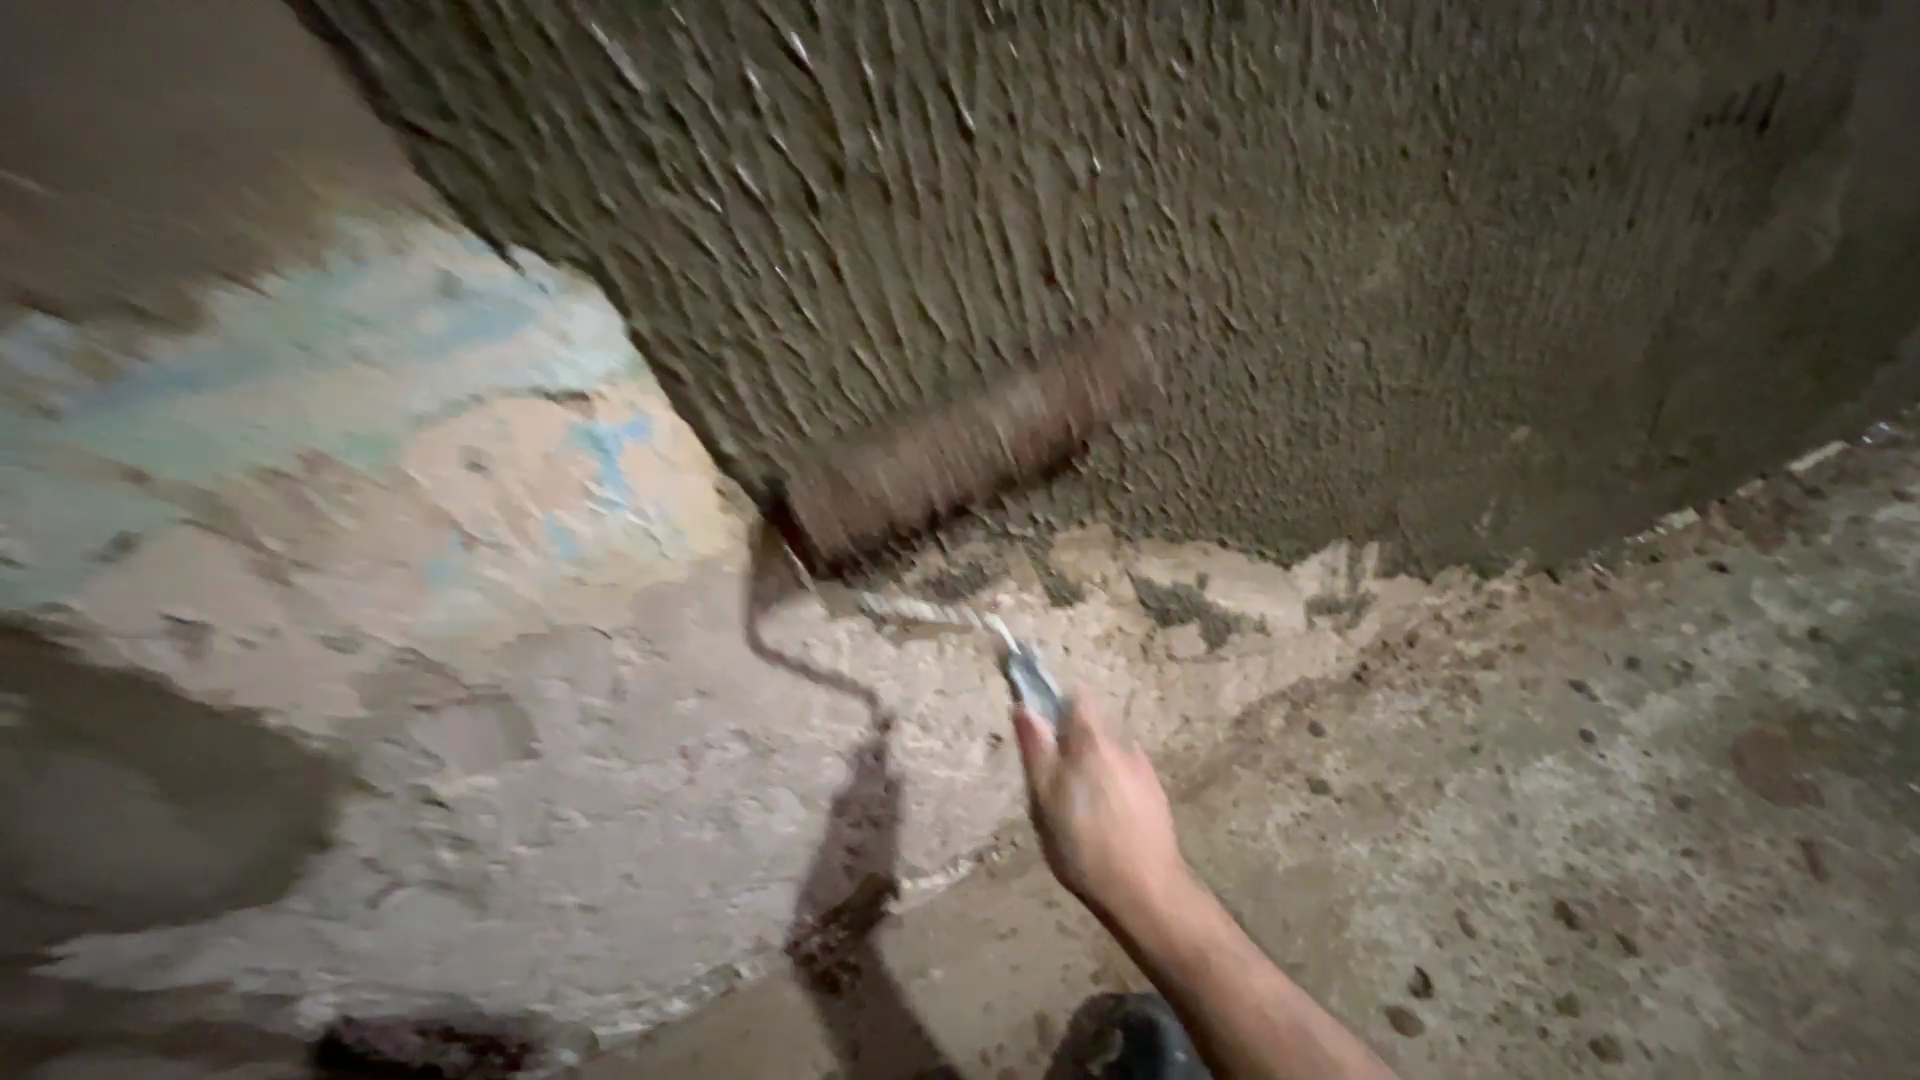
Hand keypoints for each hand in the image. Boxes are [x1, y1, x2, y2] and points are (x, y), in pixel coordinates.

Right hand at [1011, 697, 1189, 919]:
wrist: (1145, 890)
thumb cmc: (1083, 843)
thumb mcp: (1044, 797)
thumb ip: (1035, 748)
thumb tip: (1024, 707)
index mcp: (1093, 739)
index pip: (1076, 697)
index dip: (1055, 708)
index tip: (1040, 736)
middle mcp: (1123, 744)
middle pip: (1093, 725)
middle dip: (1071, 743)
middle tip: (1053, 781)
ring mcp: (1144, 769)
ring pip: (1109, 752)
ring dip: (1092, 765)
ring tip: (1079, 806)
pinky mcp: (1156, 794)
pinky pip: (1125, 774)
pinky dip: (1111, 785)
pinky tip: (1104, 819)